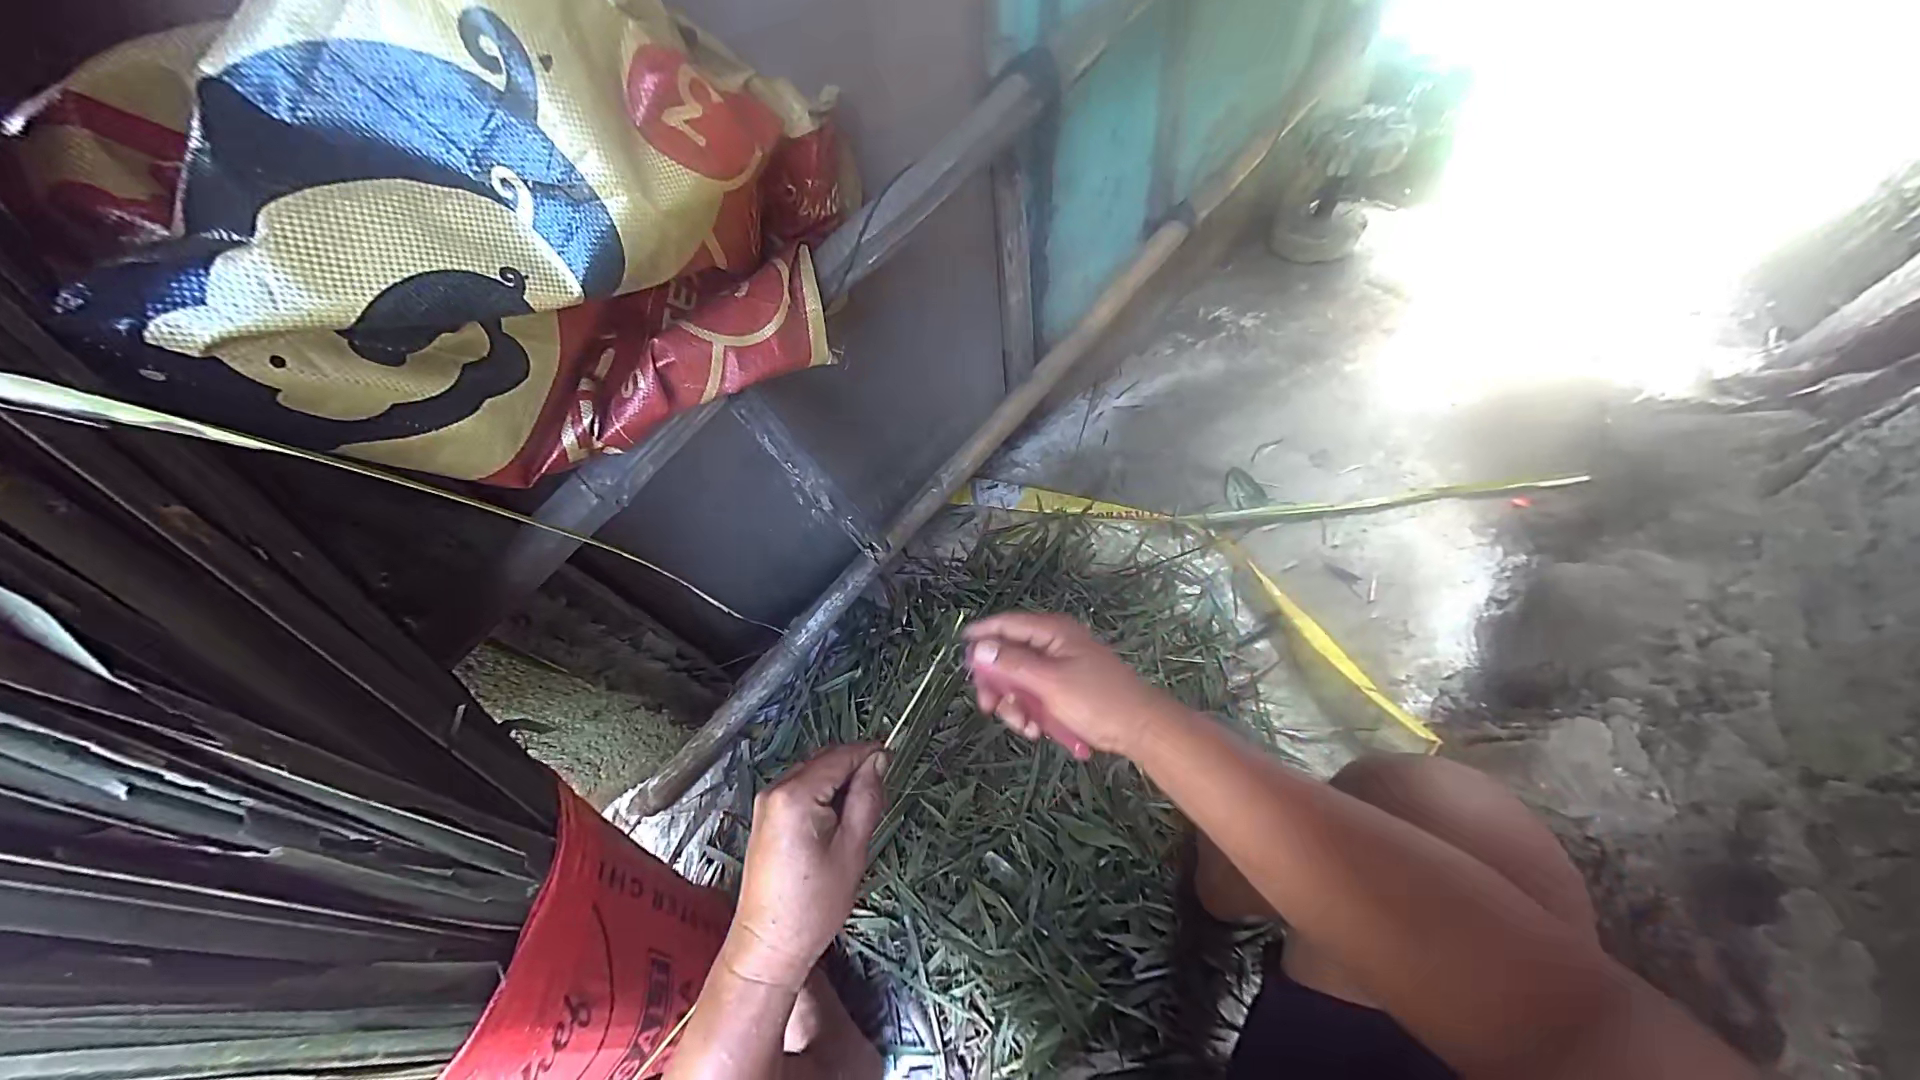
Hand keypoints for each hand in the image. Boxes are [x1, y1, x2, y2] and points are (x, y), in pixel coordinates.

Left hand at [725, 744, 887, 989]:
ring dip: (839, 782)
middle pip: (825, 759)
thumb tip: (878, 761)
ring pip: (814, 772)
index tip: (893, 761)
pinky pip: (801, 789)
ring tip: (858, 815)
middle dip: (854, 768)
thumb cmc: (814, 905)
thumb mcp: (852, 848)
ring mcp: (767, 802)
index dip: (869, 755)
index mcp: (796, 795)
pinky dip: (822, 794)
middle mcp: (776, 790)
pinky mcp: (766, 816)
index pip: (840, 756)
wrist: (768, 946)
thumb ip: (866, 797)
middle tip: (878, 795)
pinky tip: (836, 822)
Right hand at [962, 613, 1185, 759]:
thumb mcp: (1049, 682)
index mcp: (1052, 632)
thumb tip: (978, 647)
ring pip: (1020, 681)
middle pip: (1009, 656)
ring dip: (1015, 705)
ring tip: (1025, 727)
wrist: (1141, 728)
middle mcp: (1055, 644)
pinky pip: (1037, 696)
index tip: (960, 646)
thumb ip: (1011, 663)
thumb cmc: (1096, 700)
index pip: (1007, 624)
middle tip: (988, 707)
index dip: (982, 634)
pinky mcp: (1067, 689)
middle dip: (998, 684)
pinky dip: (1032, 712)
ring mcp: (1061, 667)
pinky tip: (1037, 731)